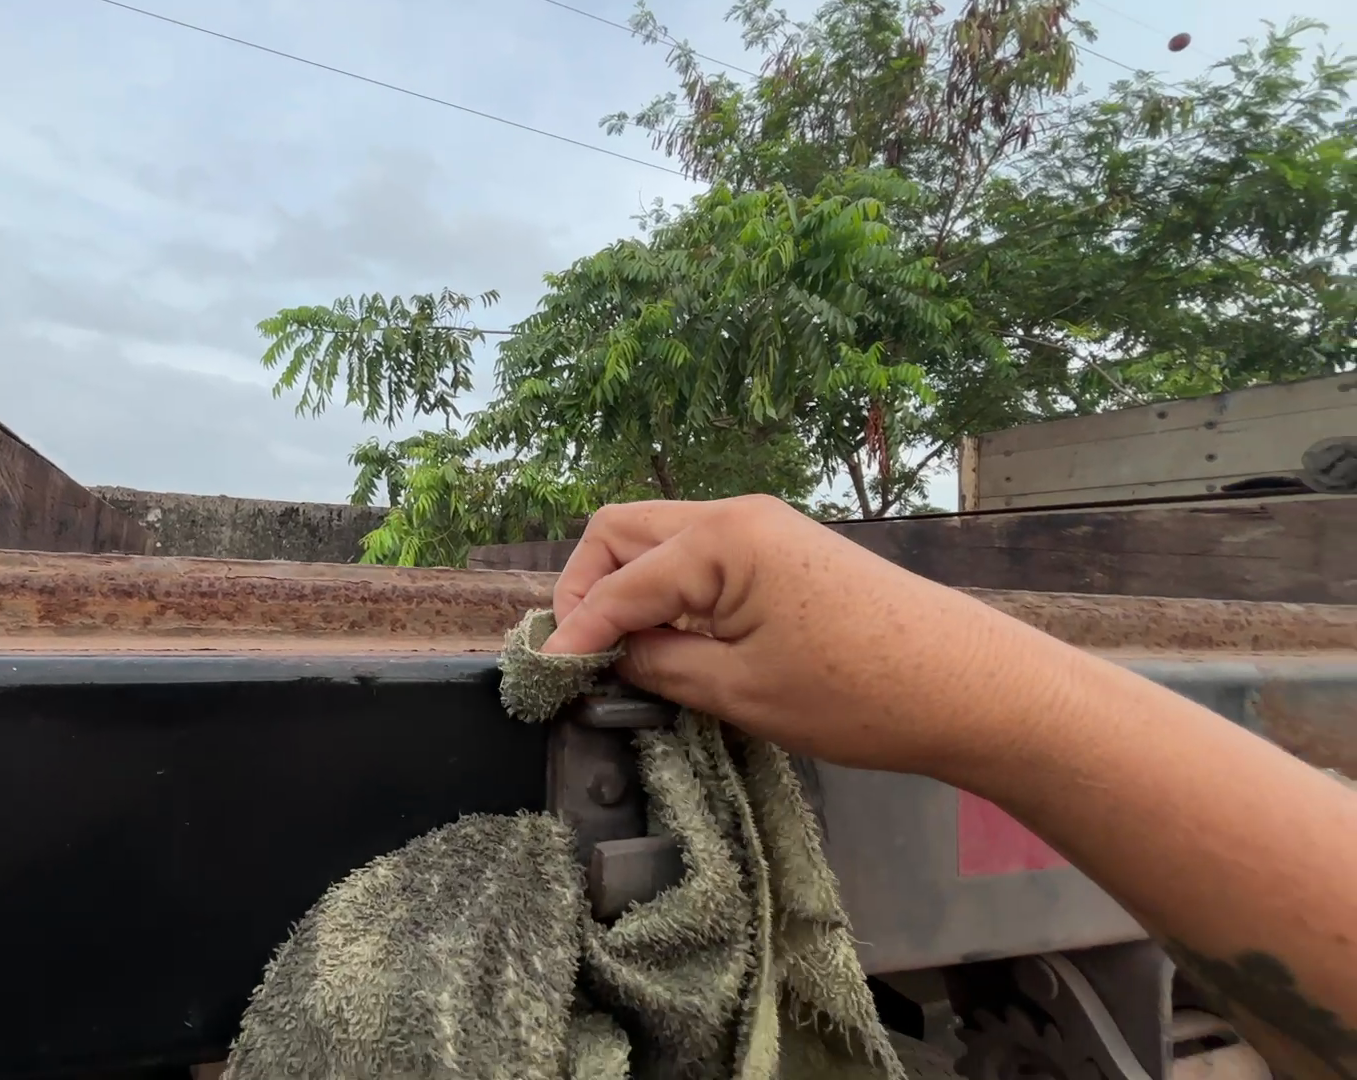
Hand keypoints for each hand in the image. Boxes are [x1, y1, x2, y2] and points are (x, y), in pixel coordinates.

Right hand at [543, 495, 1084, 778]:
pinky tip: (665, 628)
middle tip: (578, 644)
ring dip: (621, 582)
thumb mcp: (738, 691)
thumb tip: (607, 654)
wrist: (982, 689)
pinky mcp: (777, 547)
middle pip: (620, 530)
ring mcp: (758, 525)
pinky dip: (660, 585)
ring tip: (615, 641)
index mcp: (720, 540)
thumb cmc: (859, 695)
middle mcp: (732, 514)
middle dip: (585, 585)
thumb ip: (656, 662)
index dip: (575, 630)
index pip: (619, 584)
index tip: (544, 671)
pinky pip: (690, 553)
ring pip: (653, 536)